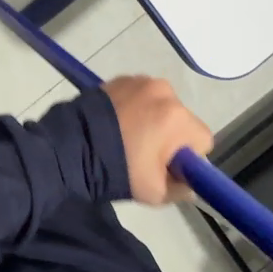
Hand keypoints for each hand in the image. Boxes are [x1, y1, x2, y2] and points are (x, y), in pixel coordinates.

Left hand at [101, 76, 213, 204]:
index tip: (166, 166)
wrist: (70, 147)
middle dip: (169, 136)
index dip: (188, 157)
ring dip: (151, 119)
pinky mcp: (119, 79)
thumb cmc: (117, 169)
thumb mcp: (156, 192)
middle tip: (143, 153)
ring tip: (126, 137)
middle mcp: (164, 91)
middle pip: (181, 119)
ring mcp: (140, 81)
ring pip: (160, 106)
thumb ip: (182, 188)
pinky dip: (133, 108)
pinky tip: (115, 124)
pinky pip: (139, 96)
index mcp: (178, 117)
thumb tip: (189, 182)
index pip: (202, 140)